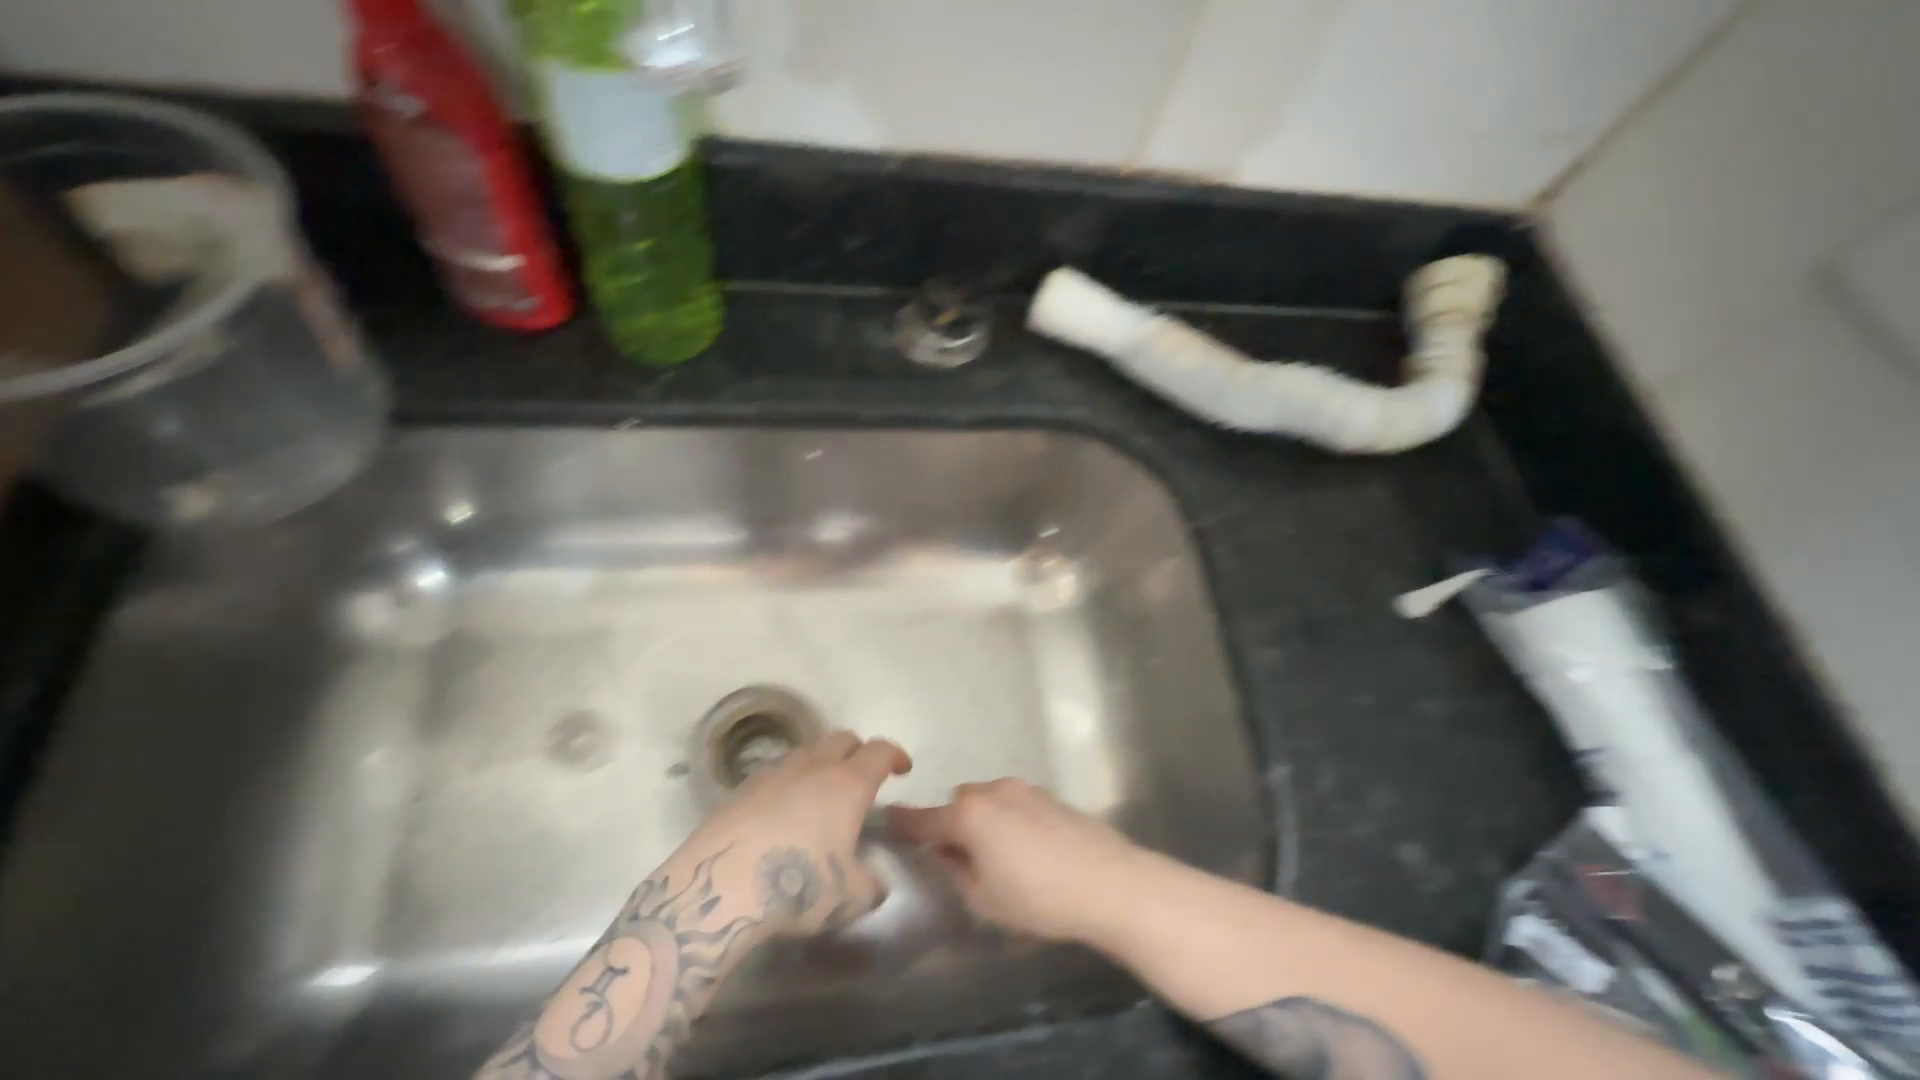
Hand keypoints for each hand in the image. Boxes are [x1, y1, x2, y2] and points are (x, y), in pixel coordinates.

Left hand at [666, 731, 911, 938]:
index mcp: (847, 784)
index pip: (880, 751)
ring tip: (821, 795)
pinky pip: (774, 775)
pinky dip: (787, 785)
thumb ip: (870, 883)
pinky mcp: (738, 790)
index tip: (903, 769)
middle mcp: (811, 767)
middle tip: (863, 778)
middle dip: (858, 752)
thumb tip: (873, 881)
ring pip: (805, 753)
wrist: (718, 888)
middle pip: (841, 739)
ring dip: (820, 765)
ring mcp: (771, 774)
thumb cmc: (797, 887)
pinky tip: (781, 814)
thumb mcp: (851, 898)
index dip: (896, 756)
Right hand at [887, 778, 1154, 942]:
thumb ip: (956, 871)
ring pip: (991, 800)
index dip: (903, 823)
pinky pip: (1017, 804)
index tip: (887, 820)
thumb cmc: (1038, 898)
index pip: (922, 819)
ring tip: (1002, 856)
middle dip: (954, 824)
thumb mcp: (984, 899)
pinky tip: (1031, 850)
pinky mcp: (1053, 797)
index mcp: (968, 816)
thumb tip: (946, 852)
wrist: (1111, 884)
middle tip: (962, 857)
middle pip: (959, 803)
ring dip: (986, 819)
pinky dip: (1012, 819)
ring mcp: (1026, 790)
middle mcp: (993, 792)